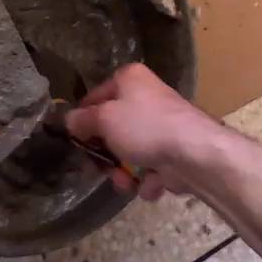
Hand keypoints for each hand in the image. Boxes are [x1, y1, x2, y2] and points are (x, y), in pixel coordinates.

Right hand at [65, 63, 221, 200]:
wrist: (193, 151)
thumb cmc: (144, 126)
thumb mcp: (104, 119)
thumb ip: (83, 120)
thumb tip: (68, 119)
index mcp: (129, 79)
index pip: (94, 97)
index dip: (82, 122)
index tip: (76, 144)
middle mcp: (145, 96)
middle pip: (112, 128)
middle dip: (106, 156)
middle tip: (101, 171)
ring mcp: (160, 124)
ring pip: (130, 152)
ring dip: (124, 172)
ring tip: (128, 183)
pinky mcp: (172, 150)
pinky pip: (150, 166)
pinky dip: (148, 179)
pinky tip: (153, 183)